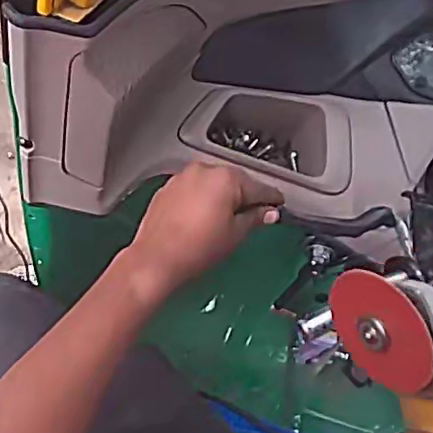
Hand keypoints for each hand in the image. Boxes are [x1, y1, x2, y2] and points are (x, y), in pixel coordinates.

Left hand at [122, 162, 283, 297]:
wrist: (155, 260)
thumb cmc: (195, 250)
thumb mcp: (235, 235)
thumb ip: (254, 219)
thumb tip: (267, 213)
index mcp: (226, 179)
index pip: (258, 187)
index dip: (272, 198)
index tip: (277, 204)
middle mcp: (203, 172)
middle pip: (234, 181)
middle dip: (244, 197)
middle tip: (254, 216)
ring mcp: (182, 179)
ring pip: (211, 184)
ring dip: (221, 198)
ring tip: (225, 222)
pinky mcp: (166, 190)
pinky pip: (192, 191)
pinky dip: (201, 201)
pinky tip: (203, 220)